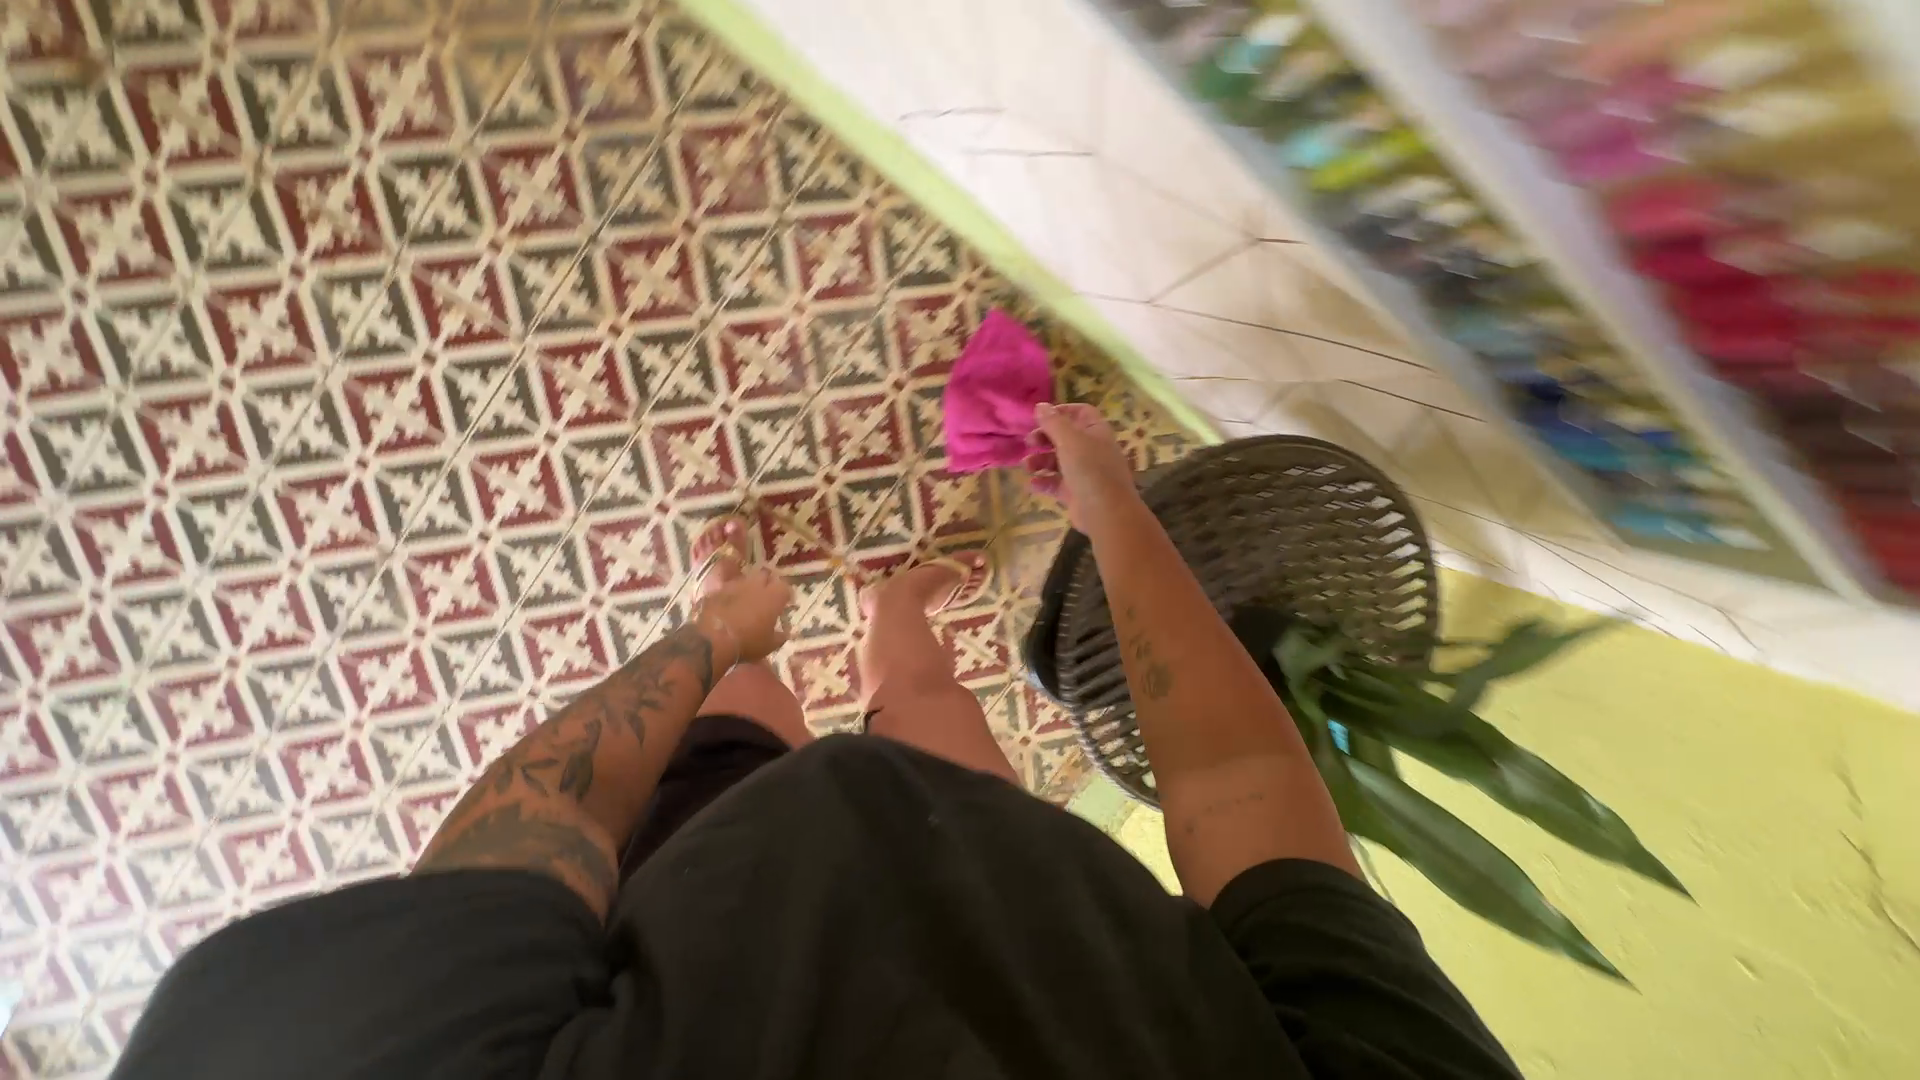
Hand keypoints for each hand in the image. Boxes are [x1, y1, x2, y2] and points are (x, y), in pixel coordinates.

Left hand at [694, 567, 792, 665]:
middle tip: (767, 597)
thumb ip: (780, 636)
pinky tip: (728, 606)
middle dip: (767, 584)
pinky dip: (730, 596)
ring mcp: (733, 586)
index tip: (786, 603)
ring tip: (746, 601)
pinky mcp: (716, 591)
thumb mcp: (769, 645)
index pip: (785, 587)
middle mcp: (755, 585)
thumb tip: (786, 633)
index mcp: (773, 597)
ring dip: (748, 588)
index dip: (786, 595)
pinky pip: (727, 589)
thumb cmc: (748, 643)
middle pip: (765, 576)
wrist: (712, 640)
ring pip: (745, 580)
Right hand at [1026, 402, 1143, 536]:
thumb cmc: (1090, 469)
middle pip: (1065, 437)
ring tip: (1027, 466)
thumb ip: (1053, 422)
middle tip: (1029, 441)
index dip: (1061, 411)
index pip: (1080, 412)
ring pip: (1058, 461)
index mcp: (1096, 432)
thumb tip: (1040, 406)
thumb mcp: (1070, 440)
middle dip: (1045, 438)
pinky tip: (1032, 483)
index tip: (1041, 417)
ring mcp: (1083, 472)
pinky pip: (1055, 483)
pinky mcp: (1075, 493)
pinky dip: (1043, 482)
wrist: (1105, 512)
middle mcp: (1091, 450)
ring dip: (1040, 460)